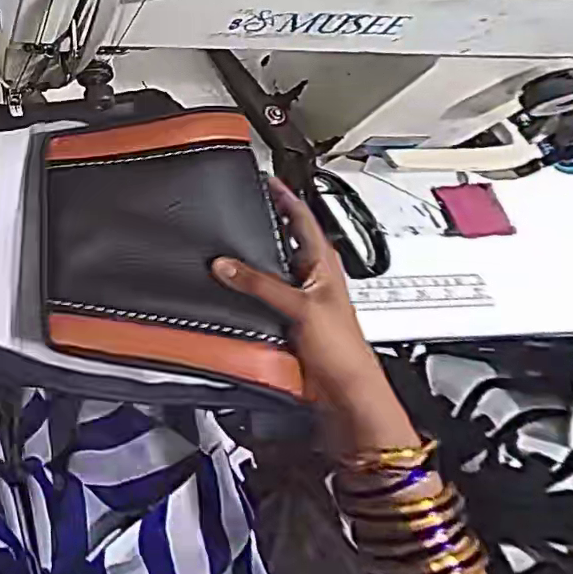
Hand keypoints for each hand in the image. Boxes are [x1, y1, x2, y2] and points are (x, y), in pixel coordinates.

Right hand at [213, 178, 417, 453]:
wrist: (347, 394)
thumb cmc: (344, 350)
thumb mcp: (299, 307)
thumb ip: (259, 283)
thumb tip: (225, 264)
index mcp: (323, 263)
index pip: (302, 217)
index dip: (285, 195)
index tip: (267, 178)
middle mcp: (311, 276)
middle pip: (284, 239)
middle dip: (265, 222)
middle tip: (243, 202)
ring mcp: (299, 297)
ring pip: (271, 267)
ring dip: (252, 258)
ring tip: (231, 240)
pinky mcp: (287, 318)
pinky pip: (261, 294)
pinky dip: (247, 286)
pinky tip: (232, 285)